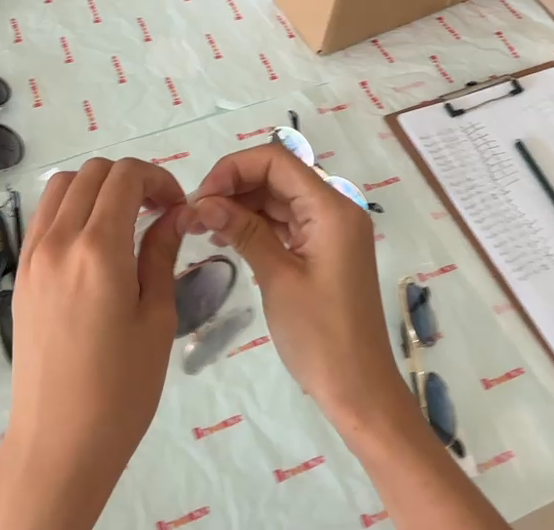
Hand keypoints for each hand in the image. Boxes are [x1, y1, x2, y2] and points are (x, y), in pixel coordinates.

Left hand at [0, 158, 188, 529]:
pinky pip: (44, 215)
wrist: (59, 441)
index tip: (177, 207)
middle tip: (158, 212)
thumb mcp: (157, 318)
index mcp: (98, 248)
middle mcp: (59, 239)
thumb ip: (162, 253)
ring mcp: (33, 254)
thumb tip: (176, 213)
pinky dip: (71, 207)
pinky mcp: (22, 272)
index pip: (126, 176)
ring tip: (125, 221)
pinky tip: (95, 242)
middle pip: (93, 172)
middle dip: (131, 179)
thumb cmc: (121, 387)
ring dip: (97, 188)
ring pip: (62, 185)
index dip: (158, 178)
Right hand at [186, 144, 404, 427]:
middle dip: (233, 186)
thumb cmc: (321, 336)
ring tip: (202, 226)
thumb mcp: (277, 278)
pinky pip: (285, 222)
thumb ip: (243, 230)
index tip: (201, 196)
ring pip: (278, 198)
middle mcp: (335, 209)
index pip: (276, 161)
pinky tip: (226, 236)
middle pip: (277, 176)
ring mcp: (331, 230)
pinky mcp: (324, 250)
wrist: (359, 391)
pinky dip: (256, 224)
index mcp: (331, 208)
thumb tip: (204, 201)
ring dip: (241, 205)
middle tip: (194, 214)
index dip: (233, 168)